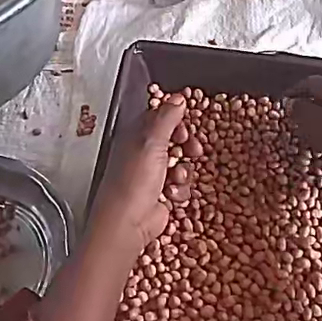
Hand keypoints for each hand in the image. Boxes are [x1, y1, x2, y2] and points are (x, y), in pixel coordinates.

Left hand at [86, 95, 188, 255]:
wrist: (129, 222)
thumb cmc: (134, 182)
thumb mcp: (152, 142)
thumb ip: (166, 117)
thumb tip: (178, 98)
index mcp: (135, 136)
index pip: (159, 118)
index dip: (175, 119)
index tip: (185, 125)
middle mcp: (142, 153)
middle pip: (173, 140)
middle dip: (186, 145)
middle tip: (192, 148)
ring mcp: (152, 175)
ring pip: (180, 163)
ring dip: (183, 170)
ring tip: (176, 176)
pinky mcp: (161, 194)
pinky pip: (180, 186)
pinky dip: (179, 190)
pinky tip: (171, 194)